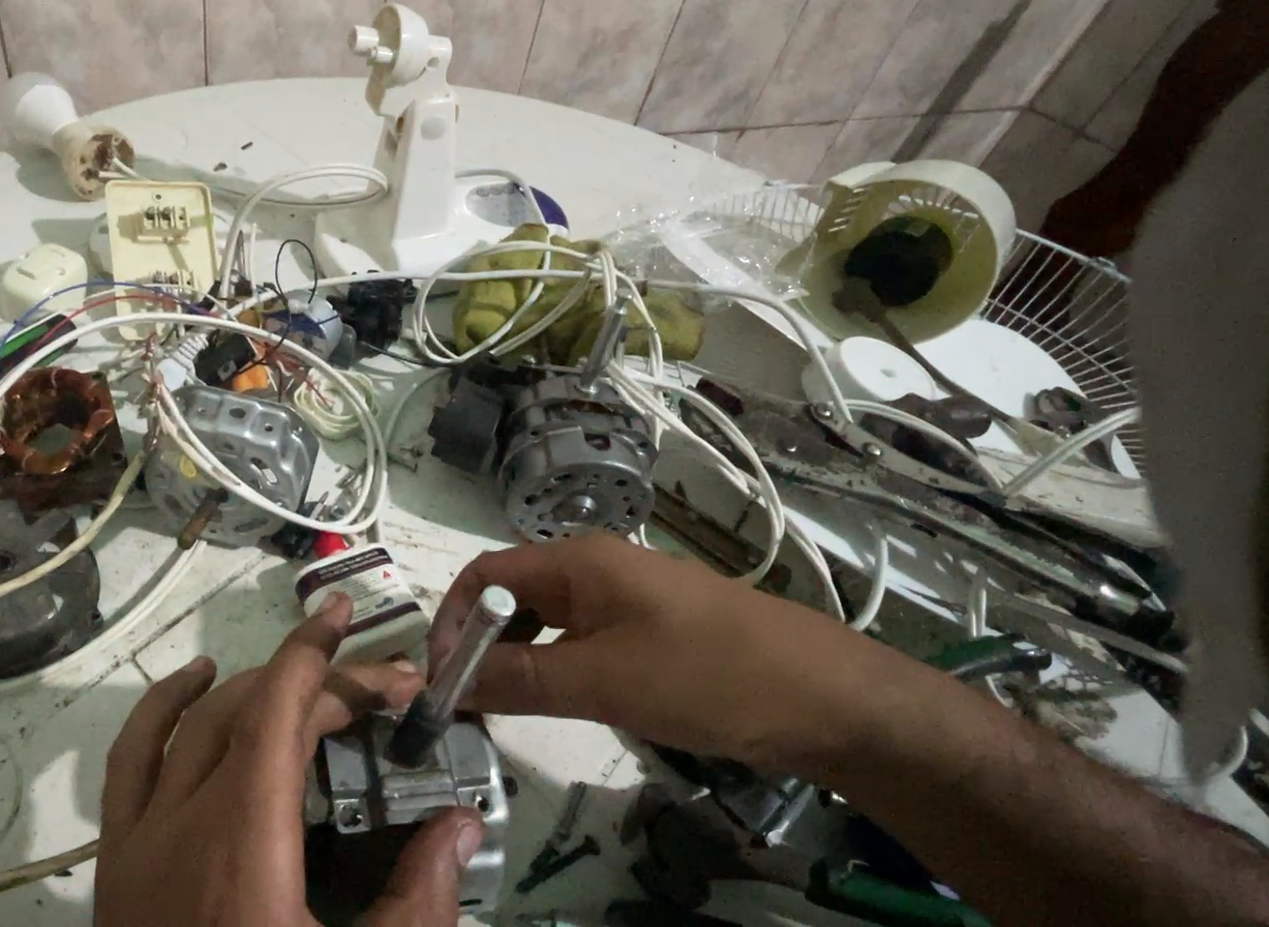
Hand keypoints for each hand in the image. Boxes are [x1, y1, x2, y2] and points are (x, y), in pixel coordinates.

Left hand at [96, 593, 485, 925]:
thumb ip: (417, 901)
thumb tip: (459, 826)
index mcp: (243, 844)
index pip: (278, 710)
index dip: (316, 654)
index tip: (349, 618)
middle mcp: (182, 822)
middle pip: (250, 711)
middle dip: (317, 684)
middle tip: (378, 692)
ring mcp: (138, 840)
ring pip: (192, 721)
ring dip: (251, 684)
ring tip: (305, 669)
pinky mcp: (116, 864)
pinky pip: (129, 759)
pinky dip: (162, 709)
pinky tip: (191, 686)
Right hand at [430, 535, 907, 774]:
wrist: (829, 697)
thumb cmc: (707, 676)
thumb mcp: (602, 681)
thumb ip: (518, 679)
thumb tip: (445, 684)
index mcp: (576, 561)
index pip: (486, 575)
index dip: (453, 621)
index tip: (440, 679)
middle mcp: (594, 566)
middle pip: (512, 594)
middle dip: (481, 643)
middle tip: (468, 702)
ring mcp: (625, 596)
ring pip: (546, 619)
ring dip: (516, 657)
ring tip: (505, 707)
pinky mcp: (650, 626)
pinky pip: (580, 637)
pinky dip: (554, 664)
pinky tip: (560, 699)